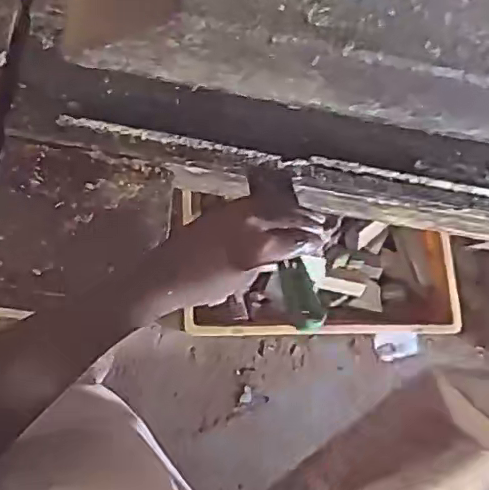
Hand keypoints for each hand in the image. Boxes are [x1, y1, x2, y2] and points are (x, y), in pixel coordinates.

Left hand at [132, 195, 326, 319]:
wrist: (167, 274)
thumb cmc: (204, 287)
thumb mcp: (242, 281)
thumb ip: (266, 262)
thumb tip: (283, 253)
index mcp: (258, 246)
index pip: (295, 239)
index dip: (311, 242)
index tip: (321, 244)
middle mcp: (250, 222)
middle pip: (287, 215)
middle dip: (307, 220)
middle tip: (321, 227)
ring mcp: (235, 211)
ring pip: (272, 203)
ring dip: (291, 209)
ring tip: (305, 216)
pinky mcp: (223, 209)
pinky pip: (255, 202)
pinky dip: (271, 205)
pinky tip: (277, 211)